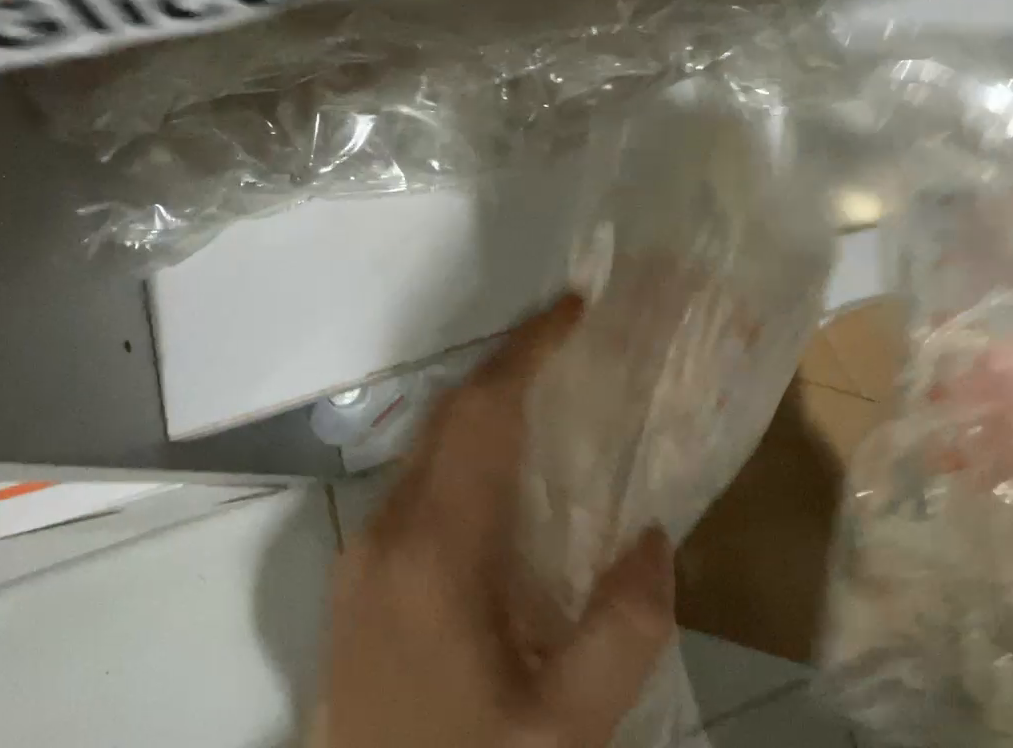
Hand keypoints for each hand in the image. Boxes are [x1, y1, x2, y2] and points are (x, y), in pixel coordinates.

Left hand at [323, 296, 676, 747]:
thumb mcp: (567, 729)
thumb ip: (623, 630)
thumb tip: (653, 539)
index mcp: (434, 554)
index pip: (482, 416)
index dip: (528, 350)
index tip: (574, 308)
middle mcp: (385, 535)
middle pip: (448, 417)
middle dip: (510, 365)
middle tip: (574, 339)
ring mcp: (361, 557)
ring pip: (428, 448)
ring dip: (487, 408)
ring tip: (553, 394)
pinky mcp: (358, 583)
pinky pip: (418, 486)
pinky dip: (467, 453)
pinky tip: (509, 479)